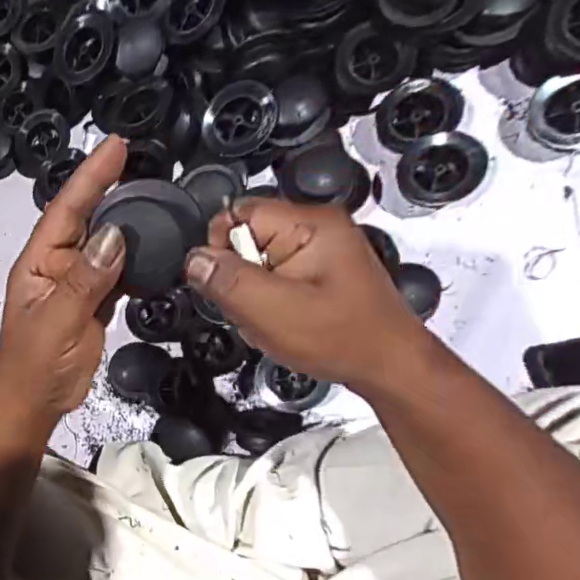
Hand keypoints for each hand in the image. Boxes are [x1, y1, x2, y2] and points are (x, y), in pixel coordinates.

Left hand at [0, 137, 129, 436]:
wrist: (38, 405)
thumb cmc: (35, 368)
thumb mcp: (57, 322)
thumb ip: (84, 280)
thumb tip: (113, 236)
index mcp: (38, 264)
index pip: (65, 211)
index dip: (90, 178)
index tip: (115, 149)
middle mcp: (56, 267)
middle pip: (86, 220)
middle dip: (110, 190)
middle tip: (141, 162)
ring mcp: (76, 285)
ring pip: (104, 245)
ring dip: (126, 223)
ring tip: (152, 198)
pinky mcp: (92, 304)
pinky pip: (116, 274)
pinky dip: (134, 262)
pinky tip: (152, 252)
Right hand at [187, 197, 431, 392]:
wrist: (385, 364)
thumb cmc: (346, 337)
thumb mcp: (273, 311)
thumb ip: (227, 282)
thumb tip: (194, 260)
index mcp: (309, 224)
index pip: (236, 214)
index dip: (221, 251)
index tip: (230, 285)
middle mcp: (315, 229)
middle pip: (243, 242)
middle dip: (239, 282)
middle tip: (260, 309)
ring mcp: (316, 252)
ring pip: (253, 267)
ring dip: (252, 300)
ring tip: (276, 320)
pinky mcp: (315, 273)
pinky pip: (270, 283)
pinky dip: (268, 308)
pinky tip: (284, 323)